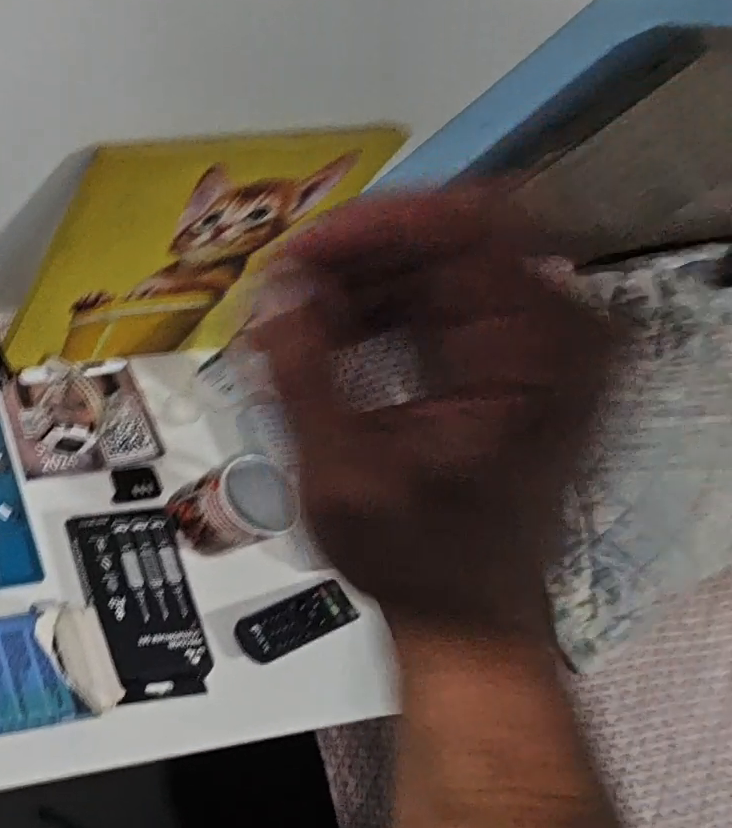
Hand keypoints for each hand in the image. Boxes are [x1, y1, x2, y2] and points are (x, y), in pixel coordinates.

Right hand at [250, 188, 617, 627]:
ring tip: (288, 320)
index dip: (374, 225)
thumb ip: (302, 374)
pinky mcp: (500, 360)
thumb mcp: (340, 469)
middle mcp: (554, 335)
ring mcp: (530, 346)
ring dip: (350, 284)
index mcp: (542, 351)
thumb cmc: (420, 554)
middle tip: (279, 288)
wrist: (461, 603)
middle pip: (449, 237)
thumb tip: (274, 297)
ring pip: (433, 264)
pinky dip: (365, 311)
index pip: (472, 224)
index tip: (300, 250)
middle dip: (351, 257)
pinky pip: (428, 301)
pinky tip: (318, 342)